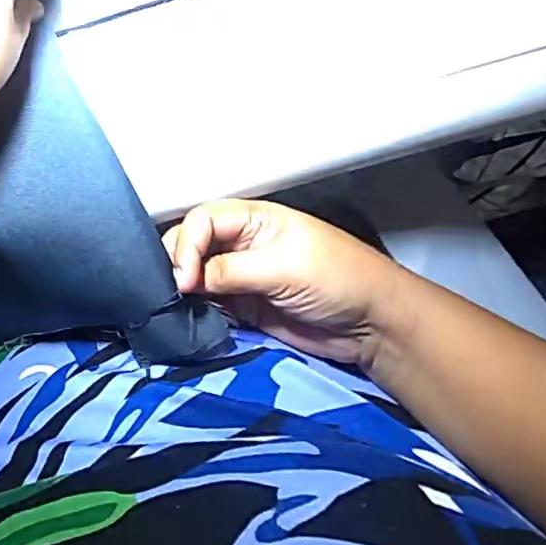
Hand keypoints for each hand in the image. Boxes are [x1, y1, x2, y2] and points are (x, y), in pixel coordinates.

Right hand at [163, 200, 416, 369]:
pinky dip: (194, 309)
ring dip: (182, 288)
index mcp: (254, 219)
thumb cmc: (338, 279)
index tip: (185, 279)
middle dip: (176, 262)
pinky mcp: (243, 306)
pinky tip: (187, 318)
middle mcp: (241, 243)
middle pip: (192, 244)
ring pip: (195, 274)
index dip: (187, 245)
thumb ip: (232, 270)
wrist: (371, 325)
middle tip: (173, 291)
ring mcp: (240, 275)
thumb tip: (186, 279)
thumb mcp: (284, 267)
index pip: (203, 220)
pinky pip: (208, 303)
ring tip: (174, 306)